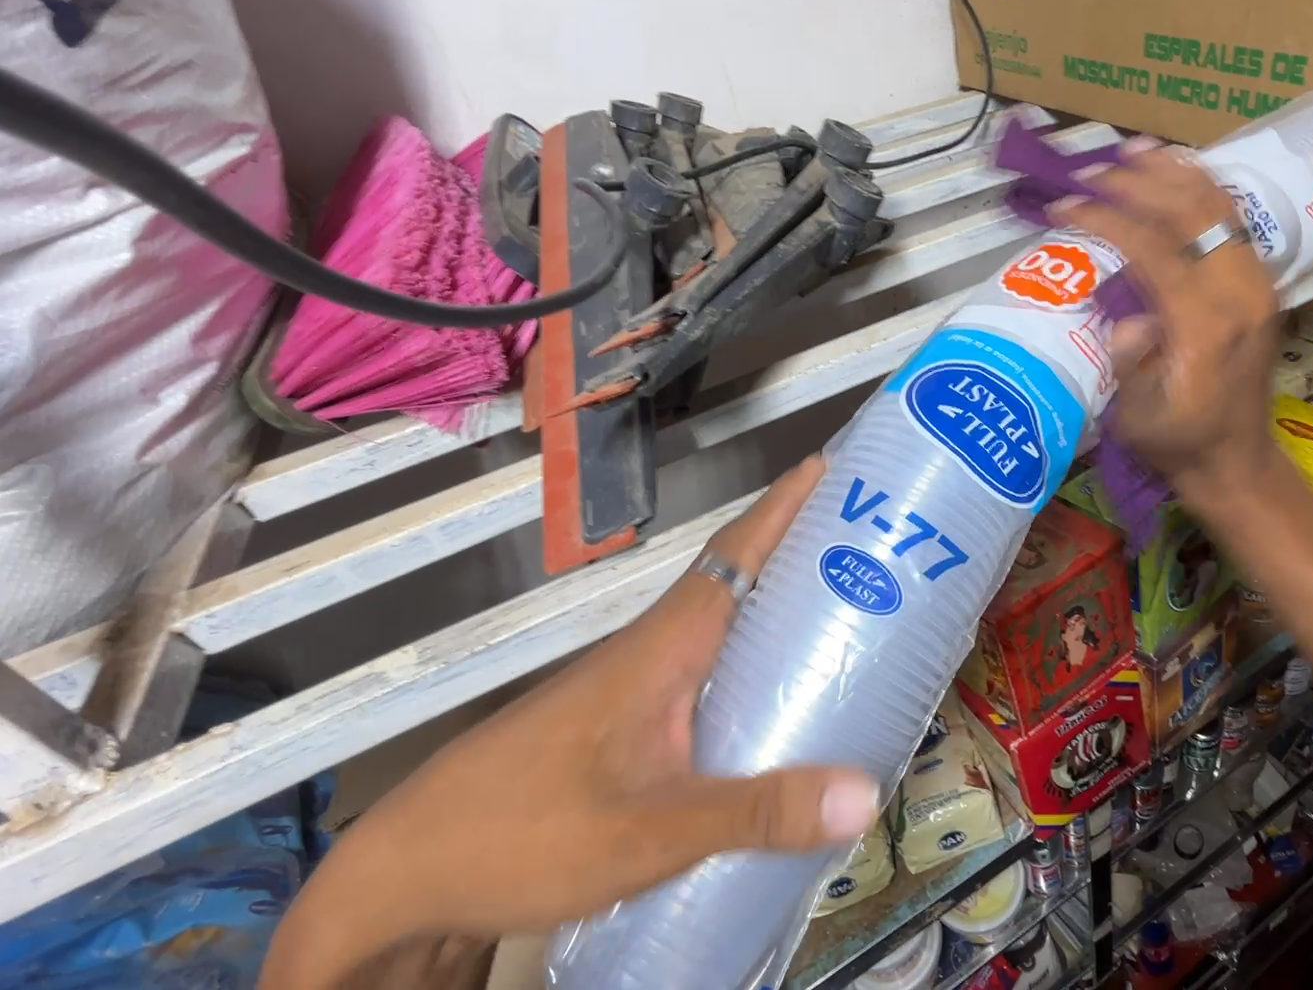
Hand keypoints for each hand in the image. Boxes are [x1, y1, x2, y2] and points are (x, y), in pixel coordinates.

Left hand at [261, 456, 877, 989]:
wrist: (409, 875)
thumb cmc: (522, 832)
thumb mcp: (650, 830)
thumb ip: (755, 813)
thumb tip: (865, 794)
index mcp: (663, 647)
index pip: (732, 552)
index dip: (784, 505)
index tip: (835, 466)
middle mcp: (654, 650)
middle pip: (737, 579)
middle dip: (803, 550)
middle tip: (874, 548)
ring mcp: (638, 684)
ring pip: (723, 626)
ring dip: (780, 606)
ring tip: (852, 616)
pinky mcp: (629, 719)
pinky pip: (710, 668)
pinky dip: (755, 659)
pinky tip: (784, 702)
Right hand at [1049, 138, 1289, 511]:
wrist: (1234, 460)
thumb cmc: (1177, 442)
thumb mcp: (1139, 420)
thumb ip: (1131, 367)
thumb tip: (1126, 317)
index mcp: (1206, 325)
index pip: (1154, 247)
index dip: (1106, 219)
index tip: (1064, 204)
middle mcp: (1240, 292)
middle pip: (1190, 212)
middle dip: (1135, 183)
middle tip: (1089, 170)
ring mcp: (1257, 283)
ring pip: (1218, 205)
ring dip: (1172, 174)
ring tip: (1130, 151)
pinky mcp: (1259, 283)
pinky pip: (1233, 219)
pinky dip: (1201, 188)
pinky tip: (1174, 171)